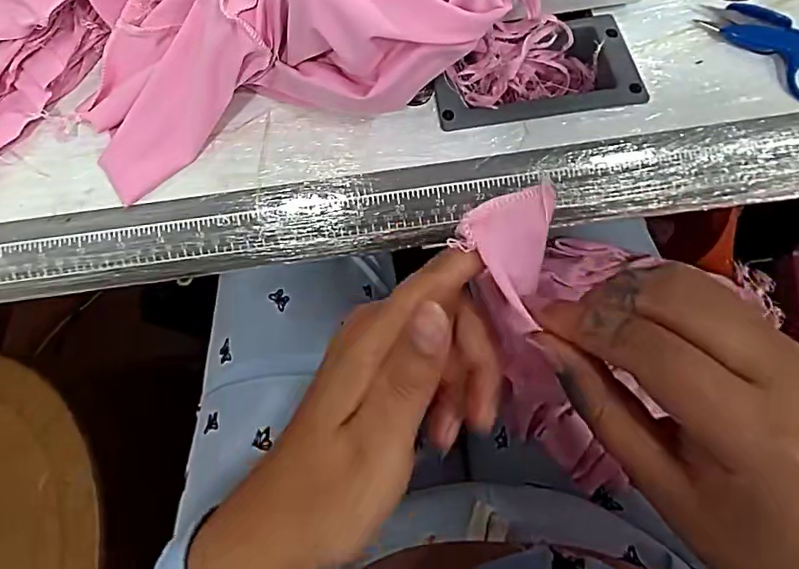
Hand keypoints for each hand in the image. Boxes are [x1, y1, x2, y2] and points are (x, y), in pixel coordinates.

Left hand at [190, 249, 495, 568]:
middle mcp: (373, 329)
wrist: (281, 530)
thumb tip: (439, 307)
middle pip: (446, 311)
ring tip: (455, 433)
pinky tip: (439, 431)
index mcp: (373, 335)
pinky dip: (444, 393)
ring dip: (462, 382)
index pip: (434, 280)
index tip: (517, 283)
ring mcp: (374, 349)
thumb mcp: (379, 438)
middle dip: (475, 357)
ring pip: (442, 339)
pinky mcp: (377, 372)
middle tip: (481, 414)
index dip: (476, 268)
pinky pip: (426, 362)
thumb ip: (412, 371)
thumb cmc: (328, 494)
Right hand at [534, 263, 798, 568]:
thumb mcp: (657, 485)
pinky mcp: (790, 335)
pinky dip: (663, 291)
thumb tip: (547, 342)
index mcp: (755, 437)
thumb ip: (598, 406)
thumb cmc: (735, 533)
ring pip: (693, 281)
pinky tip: (640, 314)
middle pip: (677, 298)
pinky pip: (711, 291)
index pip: (658, 352)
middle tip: (573, 317)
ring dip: (635, 285)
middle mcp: (784, 378)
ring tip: (602, 313)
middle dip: (611, 297)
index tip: (546, 317)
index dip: (593, 326)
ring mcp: (793, 349)